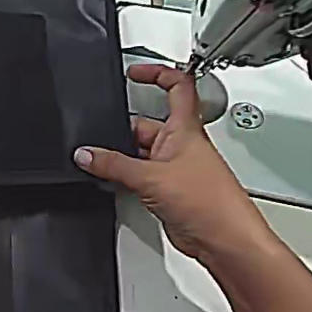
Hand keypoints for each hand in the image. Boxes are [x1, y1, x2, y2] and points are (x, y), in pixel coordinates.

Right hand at [73, 64, 266, 260]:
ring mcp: (173, 168)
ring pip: (139, 153)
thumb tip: (86, 154)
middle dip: (120, 131)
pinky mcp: (167, 190)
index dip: (156, 74)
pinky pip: (138, 176)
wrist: (224, 239)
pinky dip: (123, 178)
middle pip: (145, 125)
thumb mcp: (151, 177)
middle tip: (99, 138)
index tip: (134, 72)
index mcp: (185, 129)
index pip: (176, 87)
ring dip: (120, 159)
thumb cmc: (211, 202)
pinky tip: (111, 183)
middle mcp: (180, 145)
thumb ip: (113, 165)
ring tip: (102, 164)